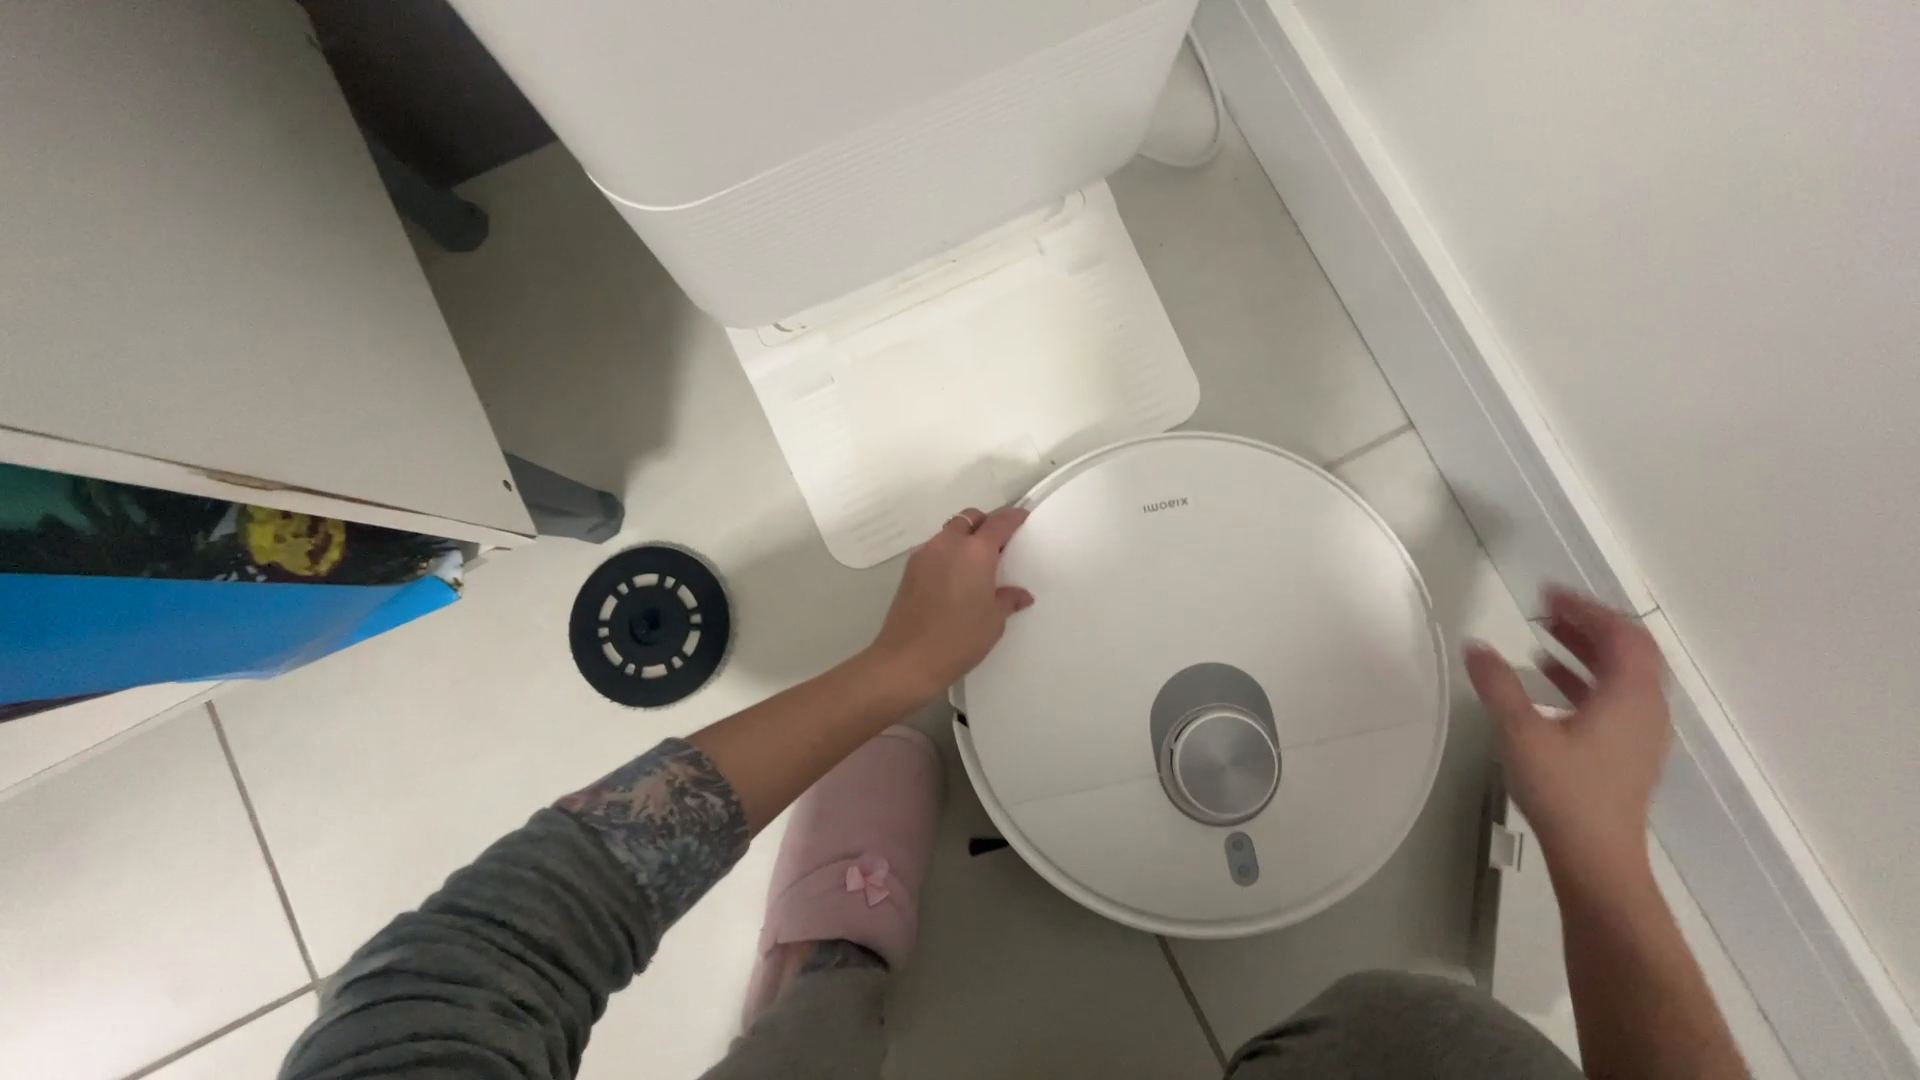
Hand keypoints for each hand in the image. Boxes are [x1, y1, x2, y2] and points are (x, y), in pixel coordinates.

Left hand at [867, 506, 1034, 701]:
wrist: (907, 660)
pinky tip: (954, 579)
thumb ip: (1007, 600)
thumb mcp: (993, 621)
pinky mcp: (909, 571)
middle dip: (984, 524)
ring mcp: (924, 556)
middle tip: (998, 544)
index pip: (998, 523)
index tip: (1021, 518)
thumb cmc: (959, 639)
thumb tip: (1019, 595)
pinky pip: (933, 551)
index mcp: (975, 552)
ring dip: (963, 539)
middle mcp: (947, 545)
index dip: (1012, 518)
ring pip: (948, 534)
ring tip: (975, 564)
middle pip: (968, 519)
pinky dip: (947, 555)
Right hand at [1465, 588, 1669, 884]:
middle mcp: (1645, 710)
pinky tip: (1548, 680)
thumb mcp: (1520, 732)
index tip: (1548, 594)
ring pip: (1621, 676)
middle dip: (1588, 624)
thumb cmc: (1563, 789)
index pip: (1623, 636)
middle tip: (1546, 609)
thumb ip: (1497, 684)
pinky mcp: (1625, 751)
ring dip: (1585, 650)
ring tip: (1544, 636)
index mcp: (1629, 698)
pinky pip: (1613, 698)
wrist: (1596, 855)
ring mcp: (1639, 733)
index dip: (1588, 608)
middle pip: (1628, 652)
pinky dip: (1584, 677)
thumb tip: (1474, 645)